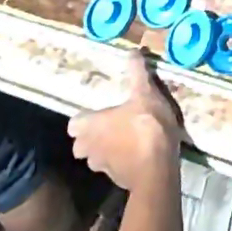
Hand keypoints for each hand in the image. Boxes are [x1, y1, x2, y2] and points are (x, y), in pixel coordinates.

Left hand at [69, 53, 183, 193]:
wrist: (158, 168)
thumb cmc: (146, 126)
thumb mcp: (145, 92)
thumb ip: (137, 72)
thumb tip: (132, 51)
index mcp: (91, 127)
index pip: (73, 124)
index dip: (83, 118)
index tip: (97, 112)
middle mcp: (90, 149)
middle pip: (81, 144)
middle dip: (90, 137)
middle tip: (108, 125)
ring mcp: (102, 167)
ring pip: (95, 157)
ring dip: (105, 149)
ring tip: (122, 138)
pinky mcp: (117, 180)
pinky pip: (113, 167)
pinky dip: (119, 160)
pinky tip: (136, 152)